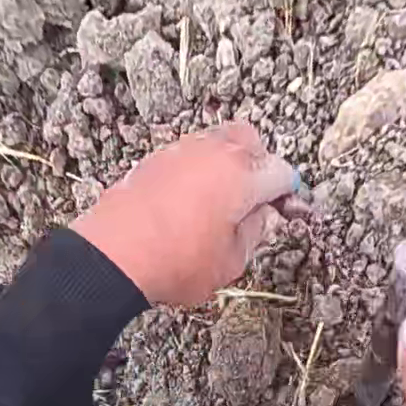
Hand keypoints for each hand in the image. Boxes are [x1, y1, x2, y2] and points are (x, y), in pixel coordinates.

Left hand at [70, 122, 306, 306]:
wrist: (115, 258)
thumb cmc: (177, 263)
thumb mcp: (232, 262)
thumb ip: (256, 233)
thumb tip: (264, 216)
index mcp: (242, 175)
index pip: (281, 173)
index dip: (290, 195)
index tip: (289, 212)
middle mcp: (214, 151)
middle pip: (251, 141)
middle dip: (261, 165)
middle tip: (259, 199)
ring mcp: (181, 150)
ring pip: (218, 142)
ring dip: (229, 164)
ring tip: (225, 202)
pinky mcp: (155, 159)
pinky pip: (189, 154)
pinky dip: (200, 170)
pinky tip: (195, 201)